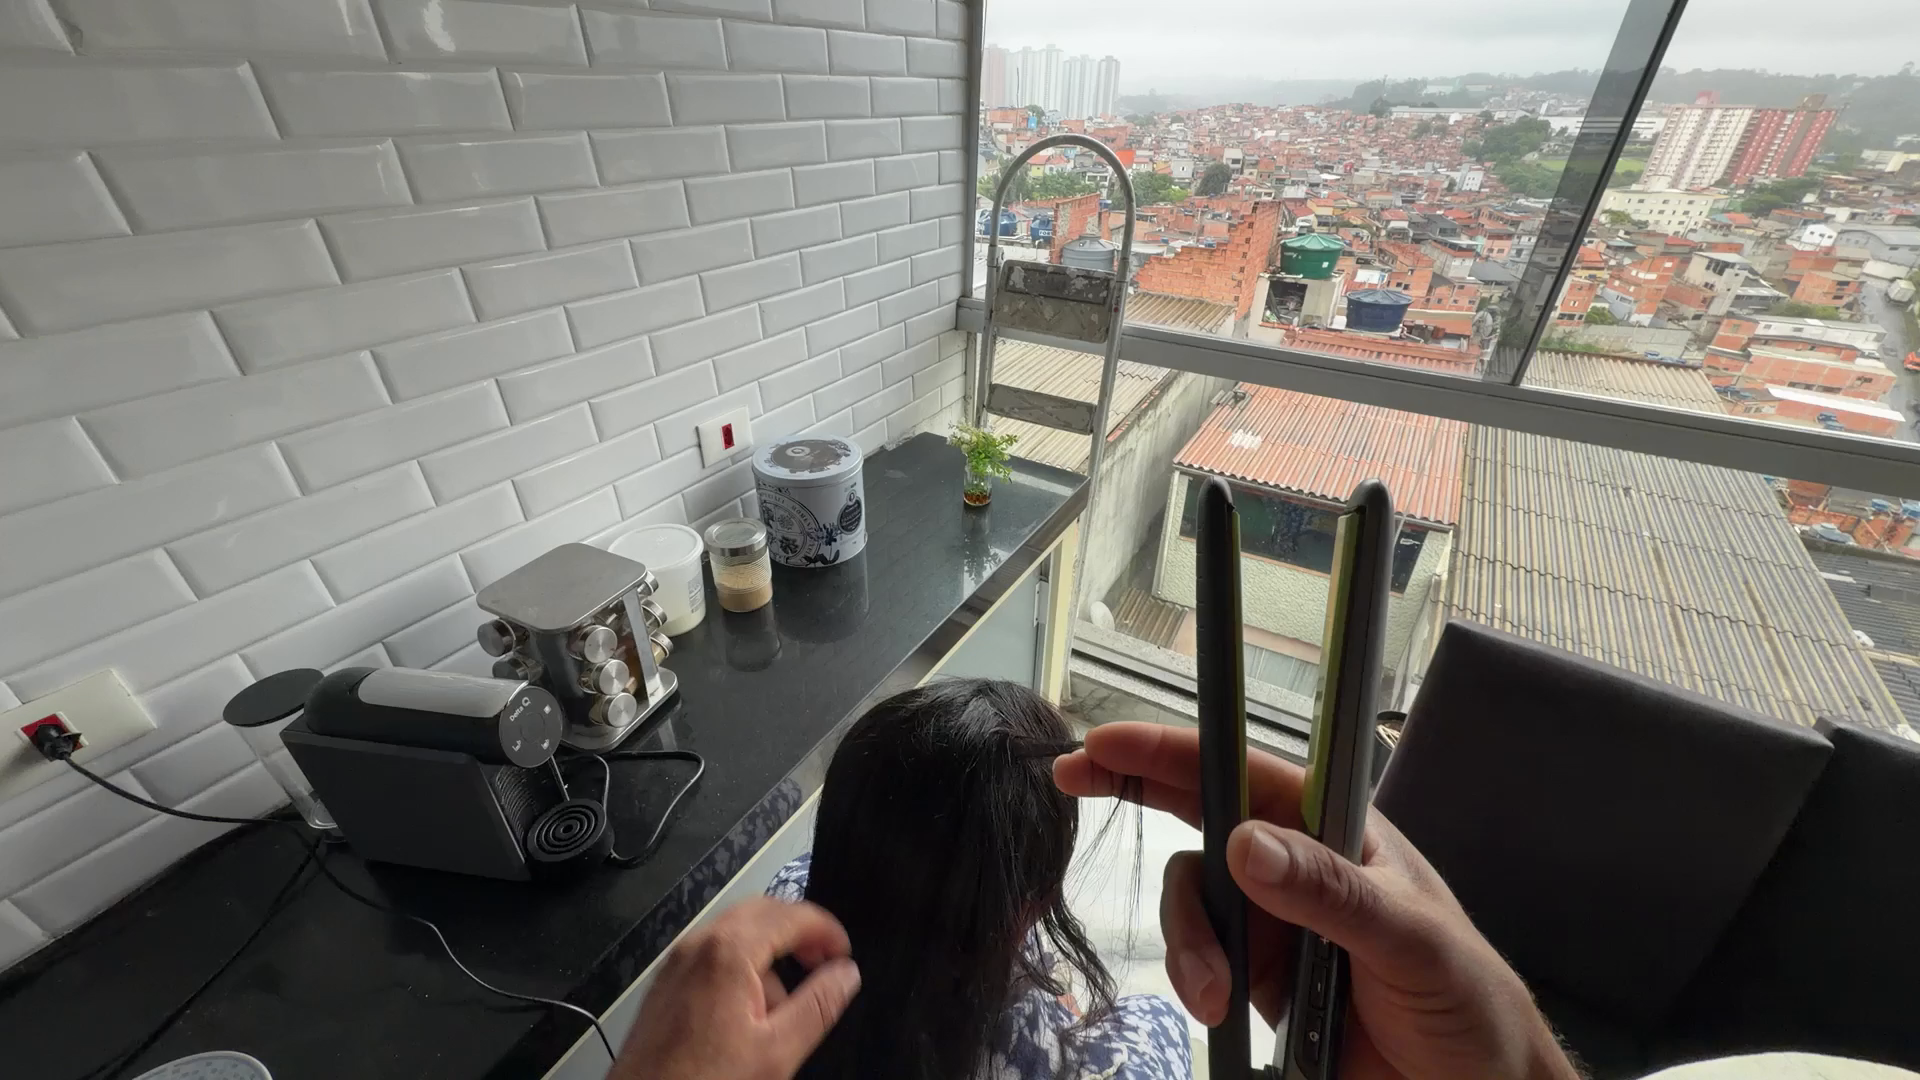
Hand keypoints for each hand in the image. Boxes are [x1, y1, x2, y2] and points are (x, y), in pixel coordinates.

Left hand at [613, 896, 861, 1079]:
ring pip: (737, 931)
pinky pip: (714, 953)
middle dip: (798, 932)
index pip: (792, 915)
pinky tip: (749, 1013)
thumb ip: (817, 1006)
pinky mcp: (666, 983)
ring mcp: (678, 961)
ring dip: (771, 950)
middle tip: (823, 962)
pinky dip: (742, 964)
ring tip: (786, 1002)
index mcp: (729, 950)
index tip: (844, 955)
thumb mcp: (776, 1053)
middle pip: (764, 911)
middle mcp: (700, 943)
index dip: (826, 929)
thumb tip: (847, 973)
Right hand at [1055, 723, 1578, 1079]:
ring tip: (1211, 994)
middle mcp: (1284, 851)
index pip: (1236, 765)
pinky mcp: (1249, 963)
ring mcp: (1263, 908)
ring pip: (1188, 891)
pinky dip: (1192, 970)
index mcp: (1324, 821)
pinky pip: (1195, 947)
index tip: (1103, 743)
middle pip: (1190, 803)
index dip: (1165, 746)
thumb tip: (1241, 843)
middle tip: (1070, 779)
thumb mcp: (1411, 941)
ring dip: (1184, 935)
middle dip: (1129, 787)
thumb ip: (1329, 891)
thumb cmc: (1465, 1003)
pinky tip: (1216, 1006)